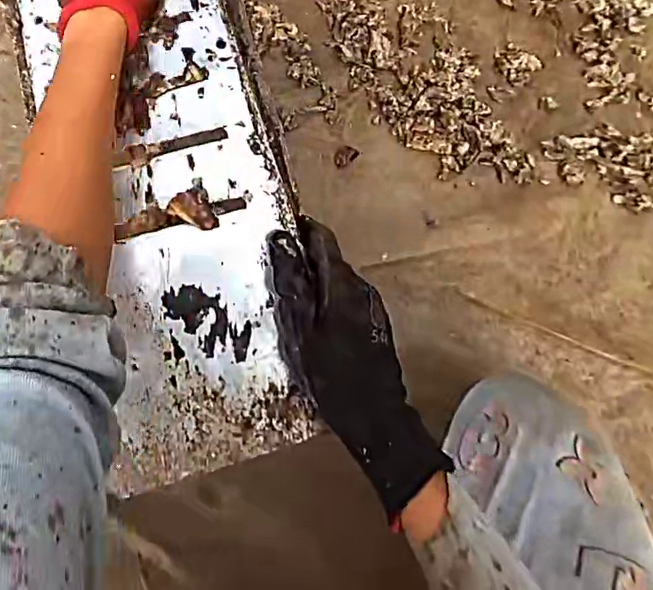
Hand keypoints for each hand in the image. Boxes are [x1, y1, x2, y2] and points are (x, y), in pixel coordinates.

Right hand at [269, 216, 451, 522]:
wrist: (378, 422)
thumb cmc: (332, 376)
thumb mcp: (300, 329)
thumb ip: (291, 282)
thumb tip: (280, 239)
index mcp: (342, 283)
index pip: (323, 239)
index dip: (300, 229)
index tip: (278, 230)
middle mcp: (362, 288)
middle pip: (329, 259)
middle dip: (302, 258)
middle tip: (274, 270)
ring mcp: (372, 307)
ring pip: (336, 280)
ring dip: (314, 282)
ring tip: (289, 299)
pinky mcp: (375, 324)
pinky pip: (345, 298)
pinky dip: (326, 300)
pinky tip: (312, 322)